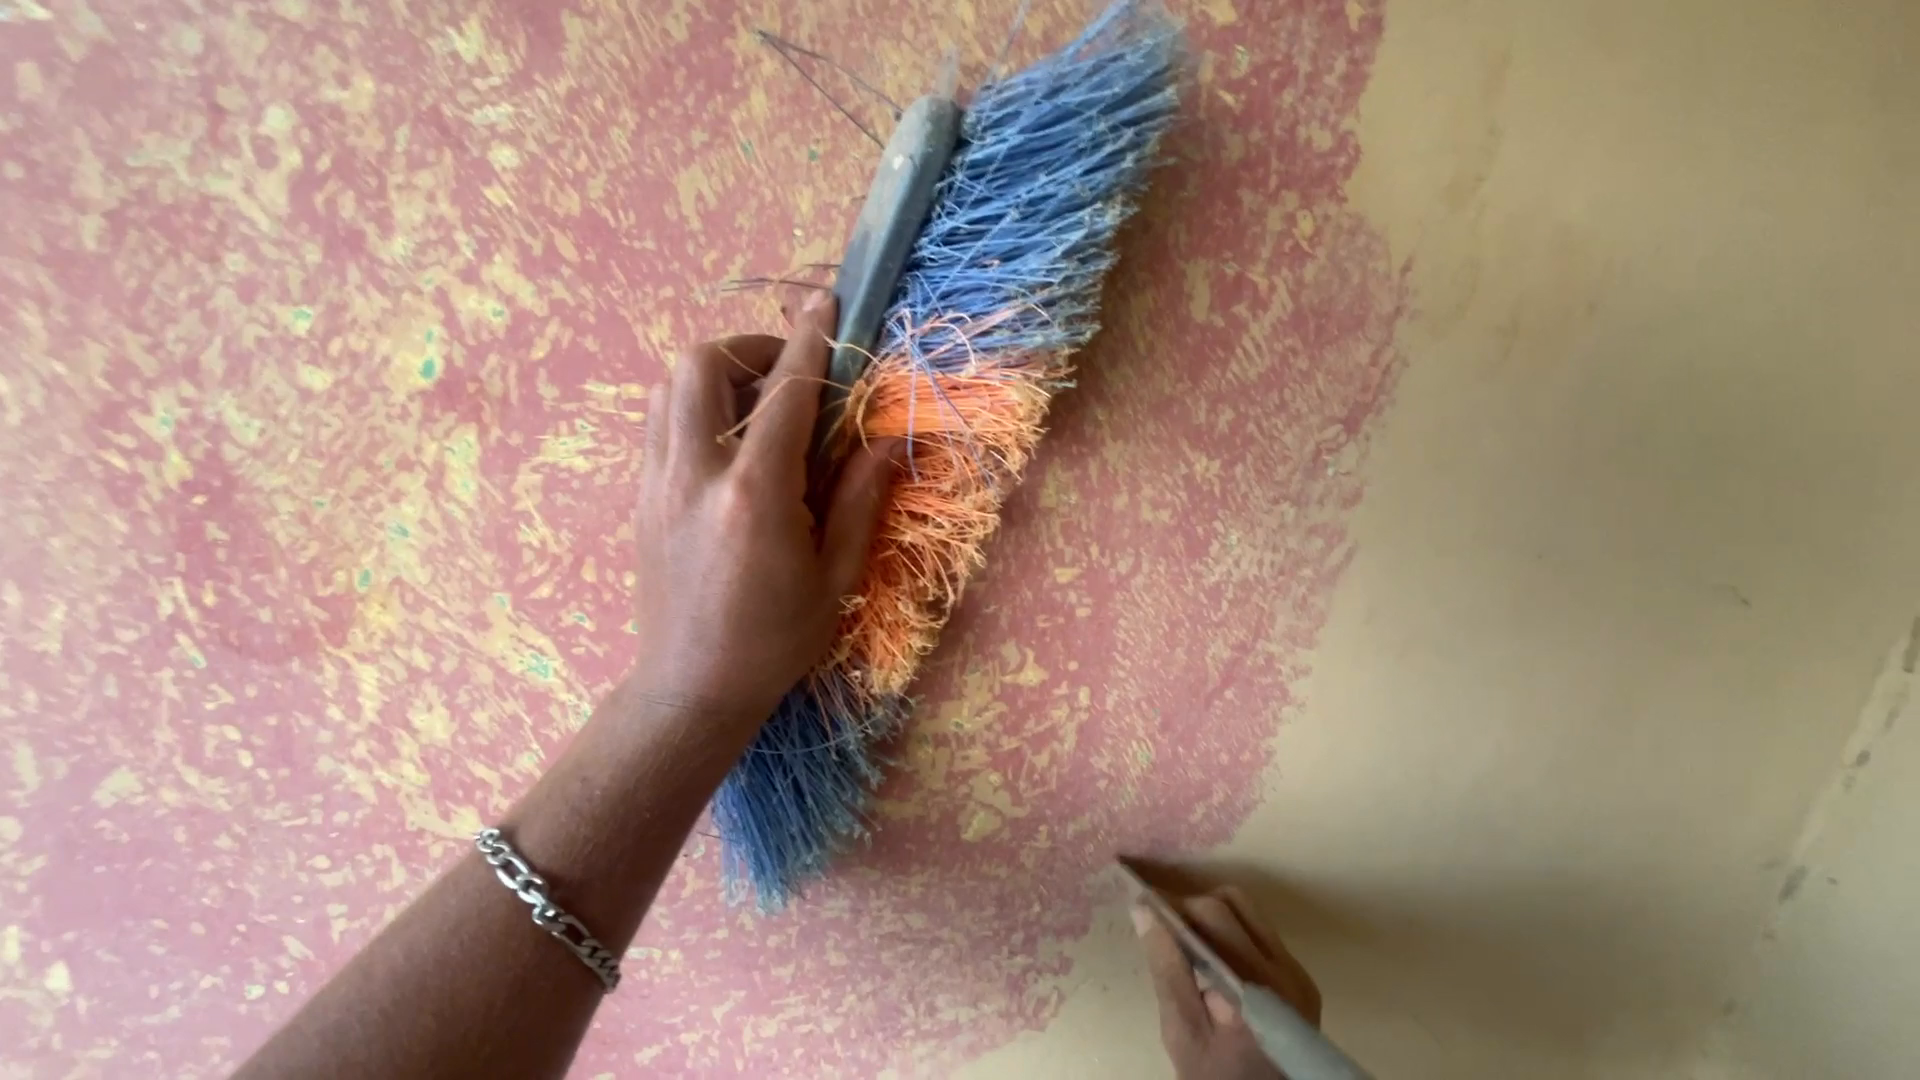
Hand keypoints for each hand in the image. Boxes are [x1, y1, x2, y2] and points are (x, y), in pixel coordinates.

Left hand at [628, 293, 897, 730]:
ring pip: (669, 387)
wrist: (690, 687)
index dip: (811, 340)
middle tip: (791, 380)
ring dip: (718, 377)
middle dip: (750, 350)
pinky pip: (660, 421)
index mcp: (754, 495)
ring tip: (760, 412)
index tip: (826, 300)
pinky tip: (730, 448)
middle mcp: (694, 474)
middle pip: (701, 365)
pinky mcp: (641, 497)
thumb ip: (861, 498)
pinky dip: (695, 408)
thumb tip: (890, 440)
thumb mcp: (836, 576)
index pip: (786, 394)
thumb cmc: (775, 640)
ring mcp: (657, 483)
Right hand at [1135, 886, 1322, 1079]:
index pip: (1214, 915)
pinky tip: (1206, 954)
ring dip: (1210, 913)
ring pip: (1247, 913)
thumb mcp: (1183, 1033)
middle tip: (1159, 921)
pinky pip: (1258, 934)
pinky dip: (1227, 930)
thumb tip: (1144, 910)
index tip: (1143, 902)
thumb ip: (1167, 970)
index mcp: (1258, 986)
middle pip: (1234, 904)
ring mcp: (1297, 974)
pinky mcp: (1297, 980)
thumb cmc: (1217, 1076)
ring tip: (1182, 937)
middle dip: (1191, 904)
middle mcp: (1287, 971)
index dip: (1176, 902)